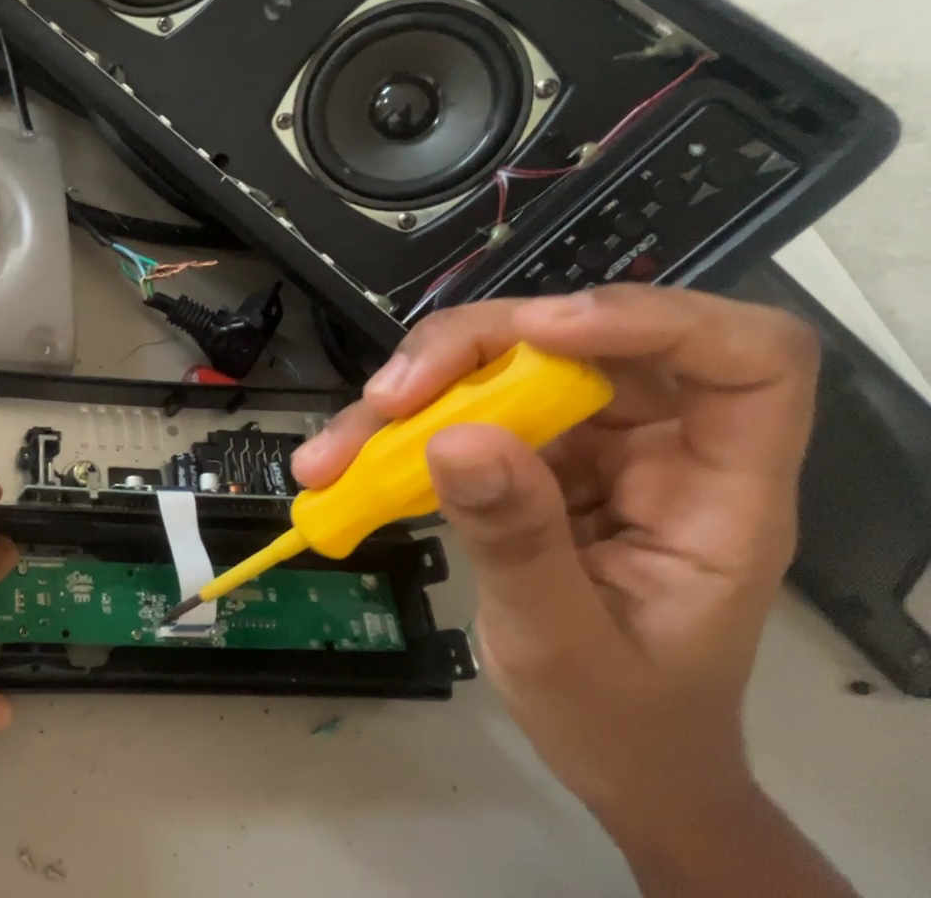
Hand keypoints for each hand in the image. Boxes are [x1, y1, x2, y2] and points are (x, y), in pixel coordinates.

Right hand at [294, 287, 820, 841]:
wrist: (613, 757)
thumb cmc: (621, 719)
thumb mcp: (563, 642)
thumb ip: (519, 541)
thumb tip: (456, 439)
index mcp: (719, 492)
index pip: (744, 361)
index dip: (654, 319)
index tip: (538, 332)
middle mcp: (659, 448)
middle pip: (582, 344)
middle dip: (472, 353)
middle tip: (385, 398)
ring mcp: (590, 451)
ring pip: (501, 371)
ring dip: (410, 396)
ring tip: (332, 455)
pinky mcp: (531, 462)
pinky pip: (459, 416)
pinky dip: (393, 436)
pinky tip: (339, 467)